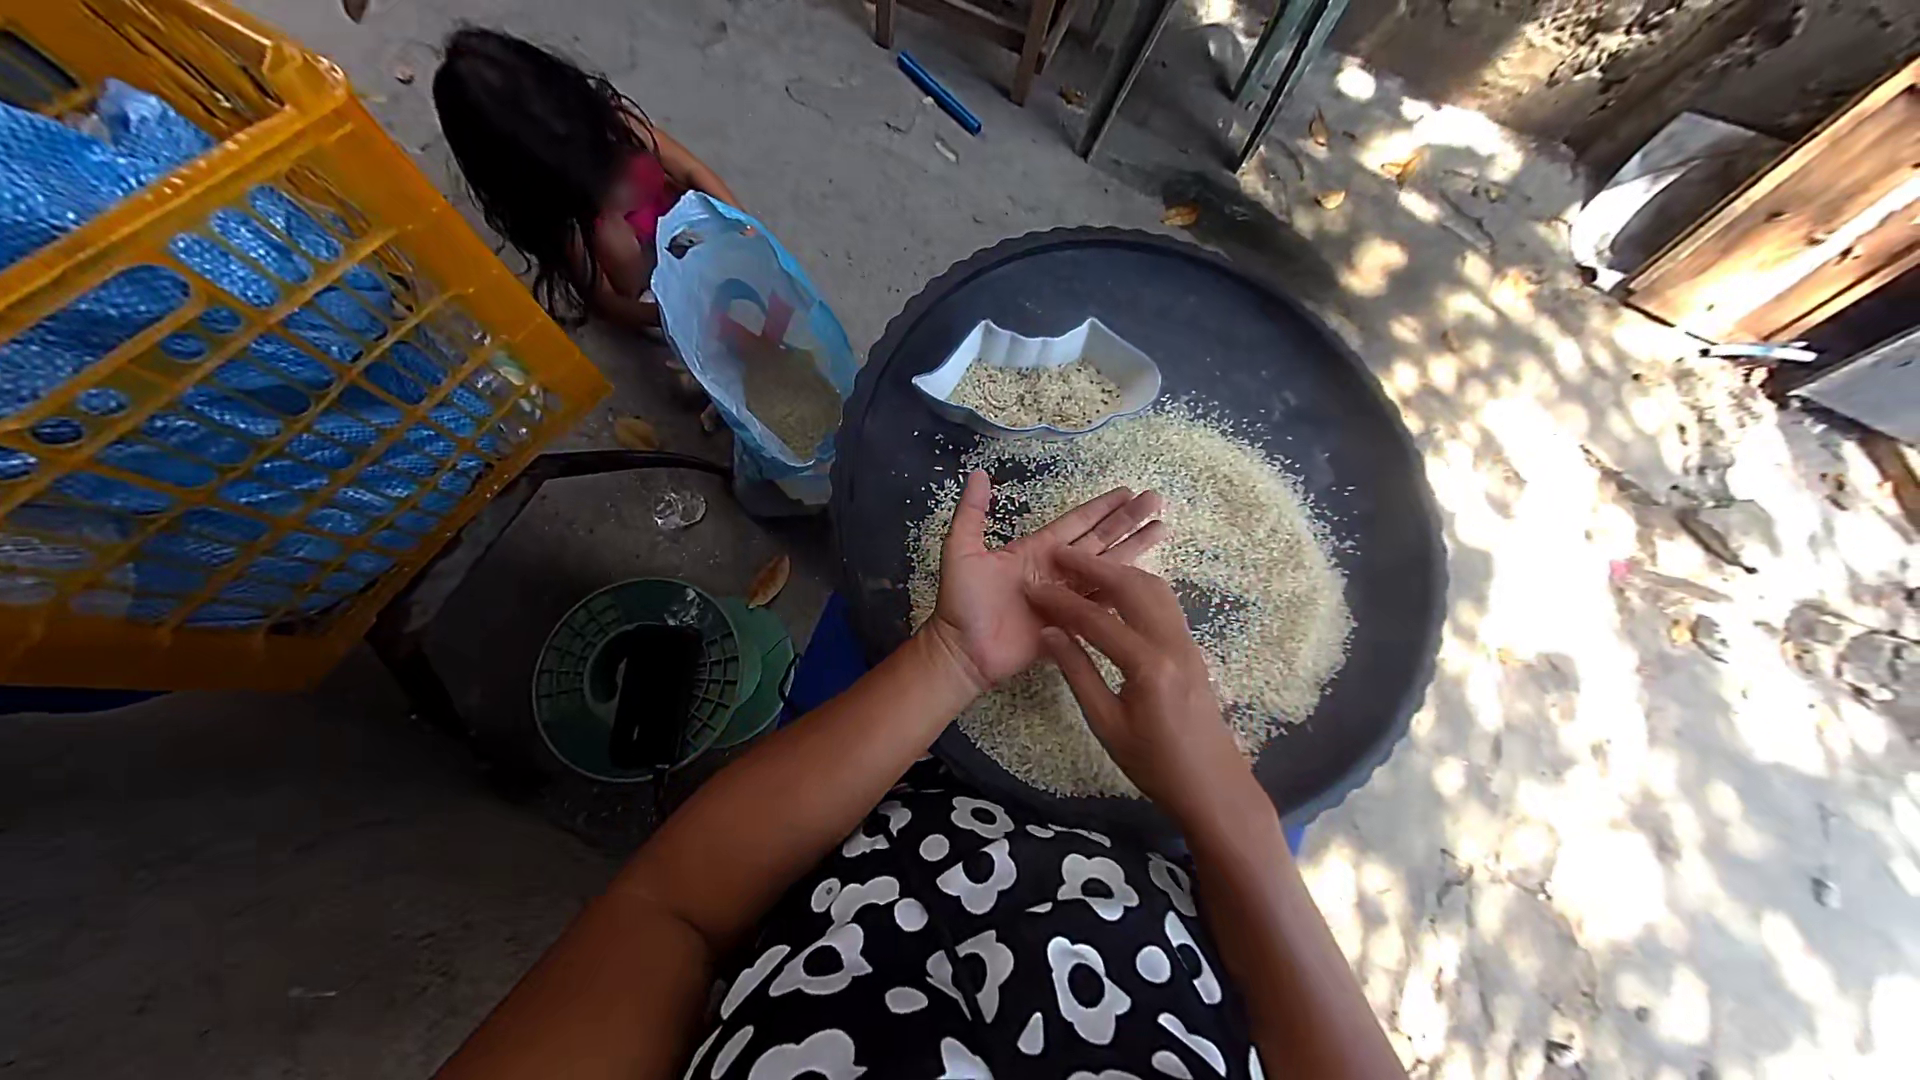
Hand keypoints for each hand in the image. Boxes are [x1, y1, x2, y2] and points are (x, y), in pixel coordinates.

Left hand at [923, 470, 1164, 692]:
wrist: (963, 651)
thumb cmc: (962, 601)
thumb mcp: (961, 550)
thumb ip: (972, 513)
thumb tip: (979, 474)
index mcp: (1037, 550)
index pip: (1077, 522)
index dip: (1101, 507)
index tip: (1127, 491)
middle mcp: (1057, 570)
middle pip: (1100, 540)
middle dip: (1127, 520)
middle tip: (1156, 500)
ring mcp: (1068, 598)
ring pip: (1109, 568)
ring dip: (1134, 549)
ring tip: (1161, 528)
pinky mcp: (1073, 624)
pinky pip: (1103, 605)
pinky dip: (1125, 592)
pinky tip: (1148, 580)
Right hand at [1025, 548, 1255, 832]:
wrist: (1213, 786)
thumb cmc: (1155, 765)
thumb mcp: (1106, 724)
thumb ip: (1077, 673)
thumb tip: (1049, 631)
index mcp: (1148, 666)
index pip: (1095, 619)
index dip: (1059, 601)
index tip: (1031, 588)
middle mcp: (1171, 643)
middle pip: (1131, 587)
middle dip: (1093, 567)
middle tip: (1059, 555)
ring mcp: (1186, 642)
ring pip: (1153, 588)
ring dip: (1118, 571)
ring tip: (1084, 566)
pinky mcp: (1190, 646)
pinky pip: (1163, 601)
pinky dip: (1136, 585)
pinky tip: (1117, 590)